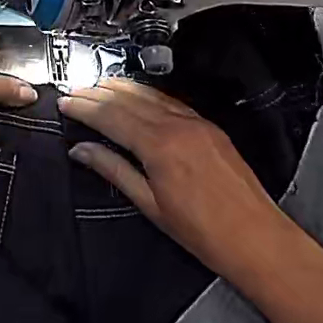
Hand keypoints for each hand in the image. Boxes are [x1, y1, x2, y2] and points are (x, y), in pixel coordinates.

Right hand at [59, 78, 294, 277]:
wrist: (255, 236)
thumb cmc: (203, 231)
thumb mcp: (150, 205)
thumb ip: (114, 170)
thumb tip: (83, 150)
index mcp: (159, 145)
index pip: (111, 116)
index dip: (85, 108)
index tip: (66, 103)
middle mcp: (177, 124)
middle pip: (128, 100)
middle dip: (98, 94)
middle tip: (75, 91)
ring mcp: (195, 121)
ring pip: (150, 95)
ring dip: (121, 88)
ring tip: (99, 86)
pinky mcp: (208, 125)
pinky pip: (170, 101)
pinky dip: (147, 95)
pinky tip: (137, 96)